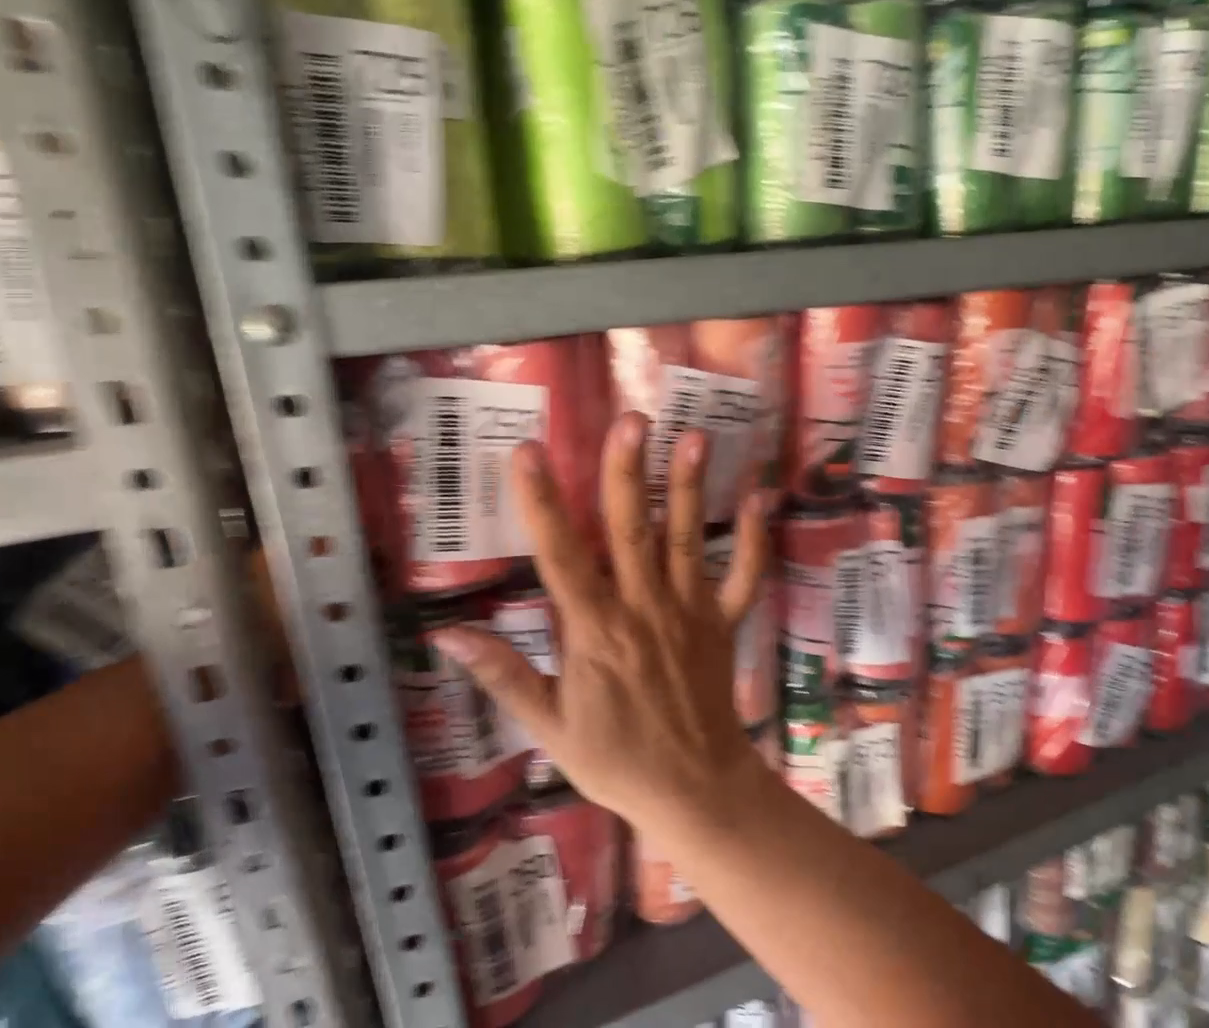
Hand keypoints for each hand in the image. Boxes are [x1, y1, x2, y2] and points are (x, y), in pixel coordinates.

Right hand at [432, 411, 772, 834]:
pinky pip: (741, 577)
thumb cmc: (616, 761)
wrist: (693, 789)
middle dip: (627, 473)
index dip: (542, 503)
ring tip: (693, 437)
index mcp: (596, 631)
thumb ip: (504, 675)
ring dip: (689, 487)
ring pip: (686, 540)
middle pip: (631, 531)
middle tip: (632, 420)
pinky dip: (753, 539)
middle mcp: (643, 608)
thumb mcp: (550, 726)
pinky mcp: (721, 623)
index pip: (561, 556)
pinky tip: (760, 498)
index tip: (528, 452)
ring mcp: (688, 612)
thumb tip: (448, 637)